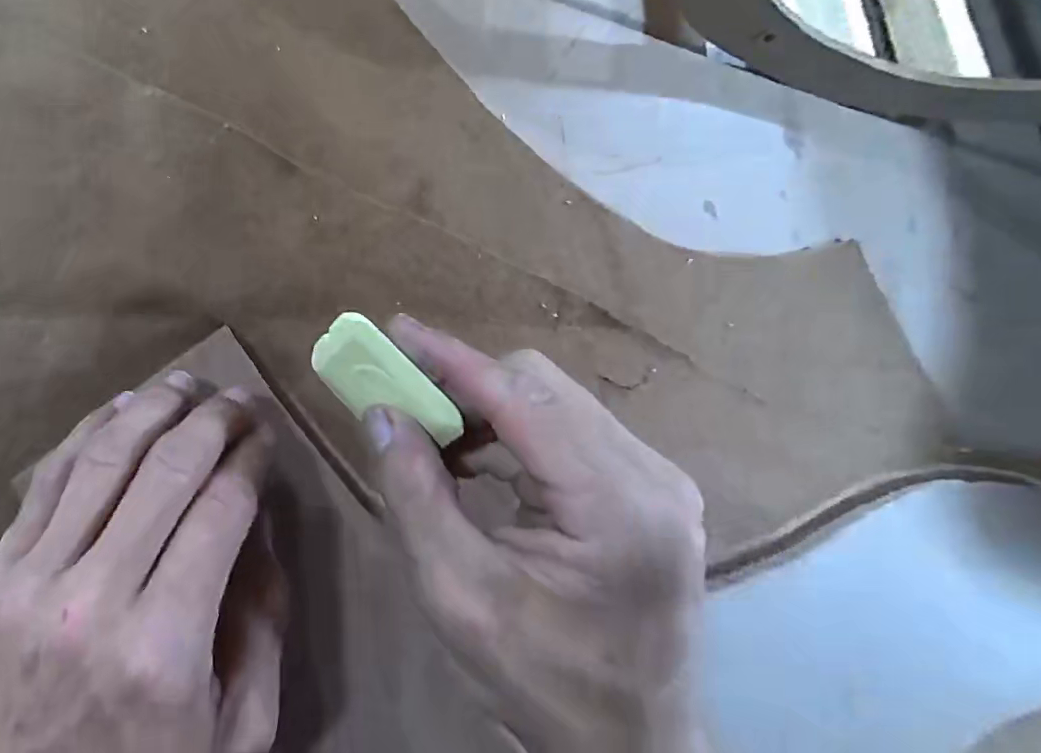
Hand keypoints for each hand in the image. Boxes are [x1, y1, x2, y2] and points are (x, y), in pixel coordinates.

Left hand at [0, 372, 284, 752]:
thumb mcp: (239, 725)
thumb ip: (263, 617)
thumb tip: (259, 515)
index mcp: (164, 646)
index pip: (222, 507)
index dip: (253, 456)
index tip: (269, 433)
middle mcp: (94, 600)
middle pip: (168, 469)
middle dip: (215, 419)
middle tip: (241, 398)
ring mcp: (33, 582)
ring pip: (104, 457)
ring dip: (152, 407)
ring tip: (186, 385)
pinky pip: (49, 479)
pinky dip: (89, 430)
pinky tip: (123, 405)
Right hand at [367, 316, 709, 752]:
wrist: (632, 750)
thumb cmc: (543, 686)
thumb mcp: (460, 598)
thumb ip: (417, 497)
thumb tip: (381, 413)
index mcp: (617, 507)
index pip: (522, 400)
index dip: (452, 359)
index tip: (398, 329)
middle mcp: (650, 474)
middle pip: (541, 387)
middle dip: (466, 384)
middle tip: (406, 399)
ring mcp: (659, 477)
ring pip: (555, 399)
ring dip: (488, 406)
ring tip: (435, 435)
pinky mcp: (650, 485)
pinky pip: (570, 426)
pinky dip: (516, 429)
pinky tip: (479, 456)